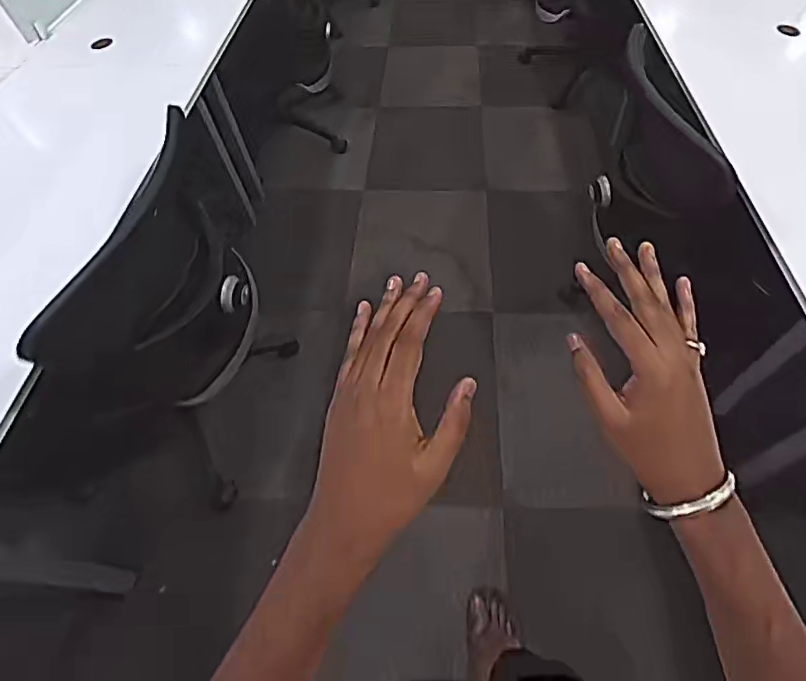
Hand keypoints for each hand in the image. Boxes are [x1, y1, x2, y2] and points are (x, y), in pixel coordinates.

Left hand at [302, 273, 475, 566]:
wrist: (340, 525)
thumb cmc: (388, 500)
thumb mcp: (434, 467)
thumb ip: (454, 421)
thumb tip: (467, 385)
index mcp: (391, 402)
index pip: (409, 344)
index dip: (423, 314)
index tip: (434, 294)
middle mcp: (366, 390)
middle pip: (387, 333)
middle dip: (405, 302)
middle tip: (418, 280)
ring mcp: (348, 393)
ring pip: (366, 339)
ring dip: (382, 309)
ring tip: (393, 284)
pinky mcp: (338, 401)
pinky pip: (348, 355)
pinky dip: (355, 330)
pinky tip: (360, 314)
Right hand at [569, 239, 725, 505]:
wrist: (692, 478)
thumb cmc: (652, 454)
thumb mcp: (610, 419)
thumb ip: (590, 376)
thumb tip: (575, 343)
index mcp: (650, 367)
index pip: (619, 317)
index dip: (598, 291)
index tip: (584, 271)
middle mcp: (671, 356)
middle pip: (646, 302)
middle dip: (627, 269)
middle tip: (614, 246)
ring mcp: (686, 358)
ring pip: (668, 306)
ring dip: (655, 276)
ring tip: (645, 250)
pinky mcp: (693, 364)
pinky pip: (689, 325)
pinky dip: (685, 301)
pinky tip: (681, 283)